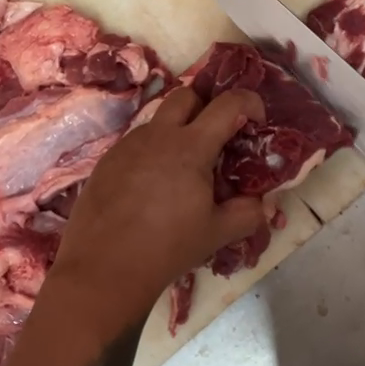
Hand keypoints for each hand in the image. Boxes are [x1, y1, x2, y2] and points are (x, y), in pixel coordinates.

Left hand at [48, 87, 267, 320]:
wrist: (103, 270)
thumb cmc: (167, 248)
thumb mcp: (217, 233)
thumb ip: (248, 213)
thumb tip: (261, 202)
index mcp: (191, 147)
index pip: (228, 104)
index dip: (249, 103)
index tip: (256, 121)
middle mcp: (158, 136)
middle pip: (186, 96)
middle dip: (207, 107)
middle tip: (216, 138)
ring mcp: (127, 146)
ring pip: (158, 121)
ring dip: (177, 132)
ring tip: (183, 171)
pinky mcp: (106, 161)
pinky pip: (136, 144)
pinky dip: (152, 153)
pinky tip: (152, 188)